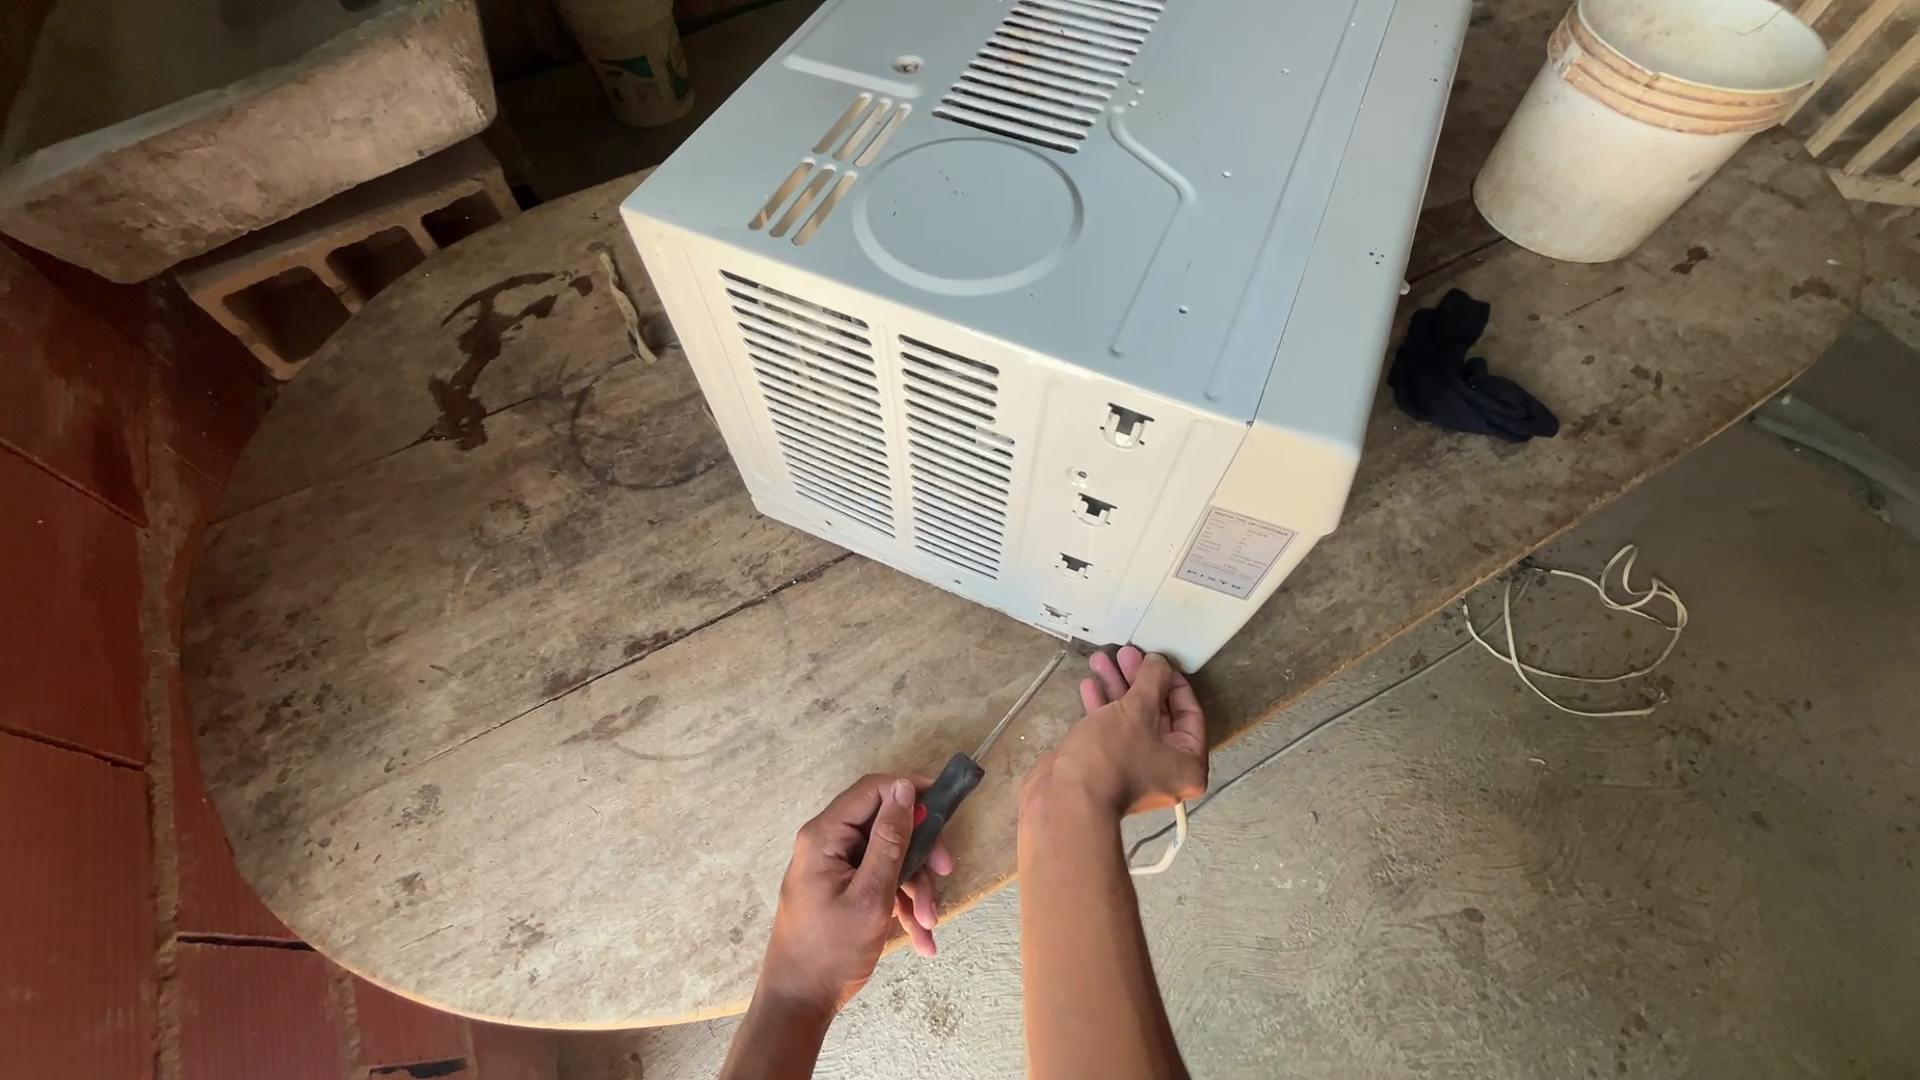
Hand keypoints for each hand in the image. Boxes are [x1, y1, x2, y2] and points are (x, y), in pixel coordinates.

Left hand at [759, 774, 954, 1010]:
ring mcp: (836, 866)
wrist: (799, 1006)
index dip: (910, 789)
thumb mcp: (871, 895)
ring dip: (915, 886)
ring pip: (889, 855)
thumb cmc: (830, 951)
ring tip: (930, 924)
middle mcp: (829, 842)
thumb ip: (890, 839)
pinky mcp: (844, 887)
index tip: (943, 804)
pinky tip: (922, 937)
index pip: (873, 790)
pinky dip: (902, 903)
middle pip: (886, 824)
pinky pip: (880, 880)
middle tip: (946, 869)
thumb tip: (904, 786)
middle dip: (919, 851)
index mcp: (825, 835)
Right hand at [1031, 646, 1207, 817]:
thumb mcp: (1136, 710)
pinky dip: (1101, 708)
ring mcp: (1134, 769)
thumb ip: (1151, 681)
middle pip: (1157, 714)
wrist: (1067, 800)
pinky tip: (1089, 685)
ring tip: (1101, 660)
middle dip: (1138, 680)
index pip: (1190, 713)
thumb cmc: (1111, 756)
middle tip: (1125, 654)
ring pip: (1130, 720)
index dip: (1173, 681)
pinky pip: (1110, 731)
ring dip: (1116, 688)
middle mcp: (1165, 768)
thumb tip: (1159, 662)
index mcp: (1187, 762)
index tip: (1156, 660)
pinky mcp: (1106, 767)